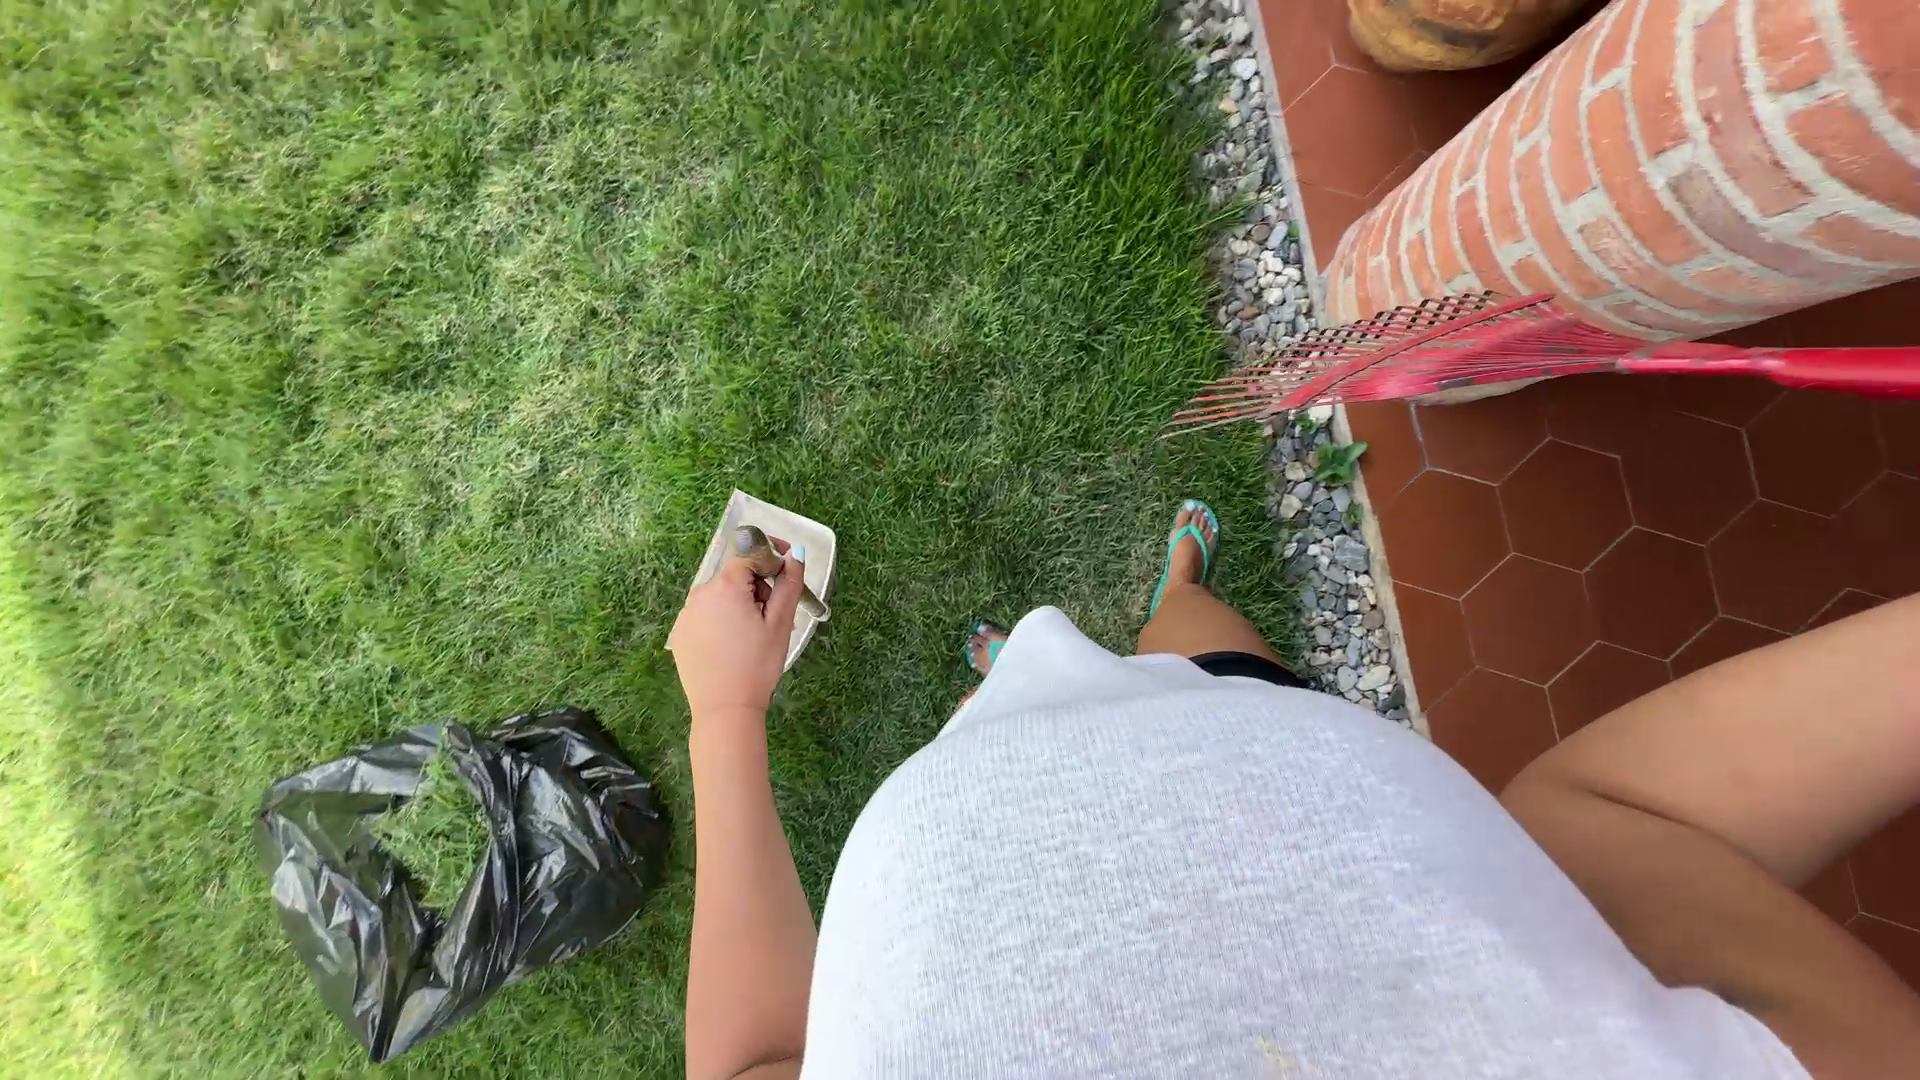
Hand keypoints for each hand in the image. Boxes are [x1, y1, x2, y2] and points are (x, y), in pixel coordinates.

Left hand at [670, 542, 806, 720]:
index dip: (772, 561)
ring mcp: (686, 614)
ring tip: (757, 636)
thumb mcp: (780, 622)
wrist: (725, 709)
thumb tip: (796, 553)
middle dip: (759, 589)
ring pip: (722, 596)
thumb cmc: (758, 664)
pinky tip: (734, 647)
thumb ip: (789, 582)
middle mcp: (699, 593)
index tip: (787, 577)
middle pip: (736, 577)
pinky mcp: (681, 633)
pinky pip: (707, 615)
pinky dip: (724, 621)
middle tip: (776, 619)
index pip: (750, 555)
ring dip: (743, 606)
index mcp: (724, 586)